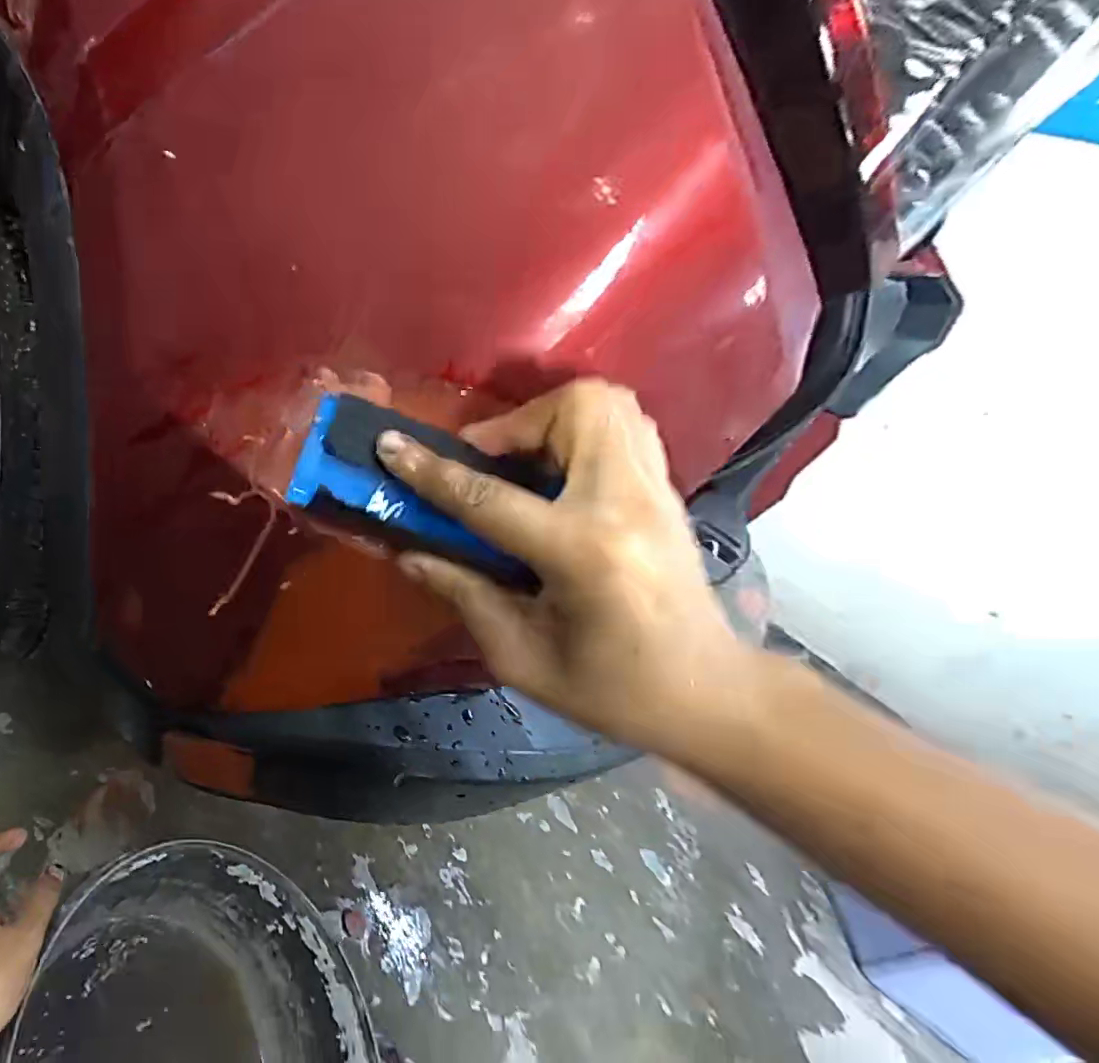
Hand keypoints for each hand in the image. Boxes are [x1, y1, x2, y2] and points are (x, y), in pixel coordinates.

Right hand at [375, 379, 756, 750]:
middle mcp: (624, 503)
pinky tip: (559, 474)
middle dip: (514, 424)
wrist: (709, 695)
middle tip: (486, 462)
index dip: (430, 472)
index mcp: (581, 553)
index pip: (489, 498)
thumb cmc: (613, 691)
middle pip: (572, 411)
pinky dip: (580, 430)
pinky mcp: (667, 490)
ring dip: (549, 419)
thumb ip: (463, 594)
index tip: (389, 445)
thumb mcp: (521, 657)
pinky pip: (623, 424)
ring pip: (605, 403)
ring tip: (522, 464)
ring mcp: (656, 490)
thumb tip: (408, 554)